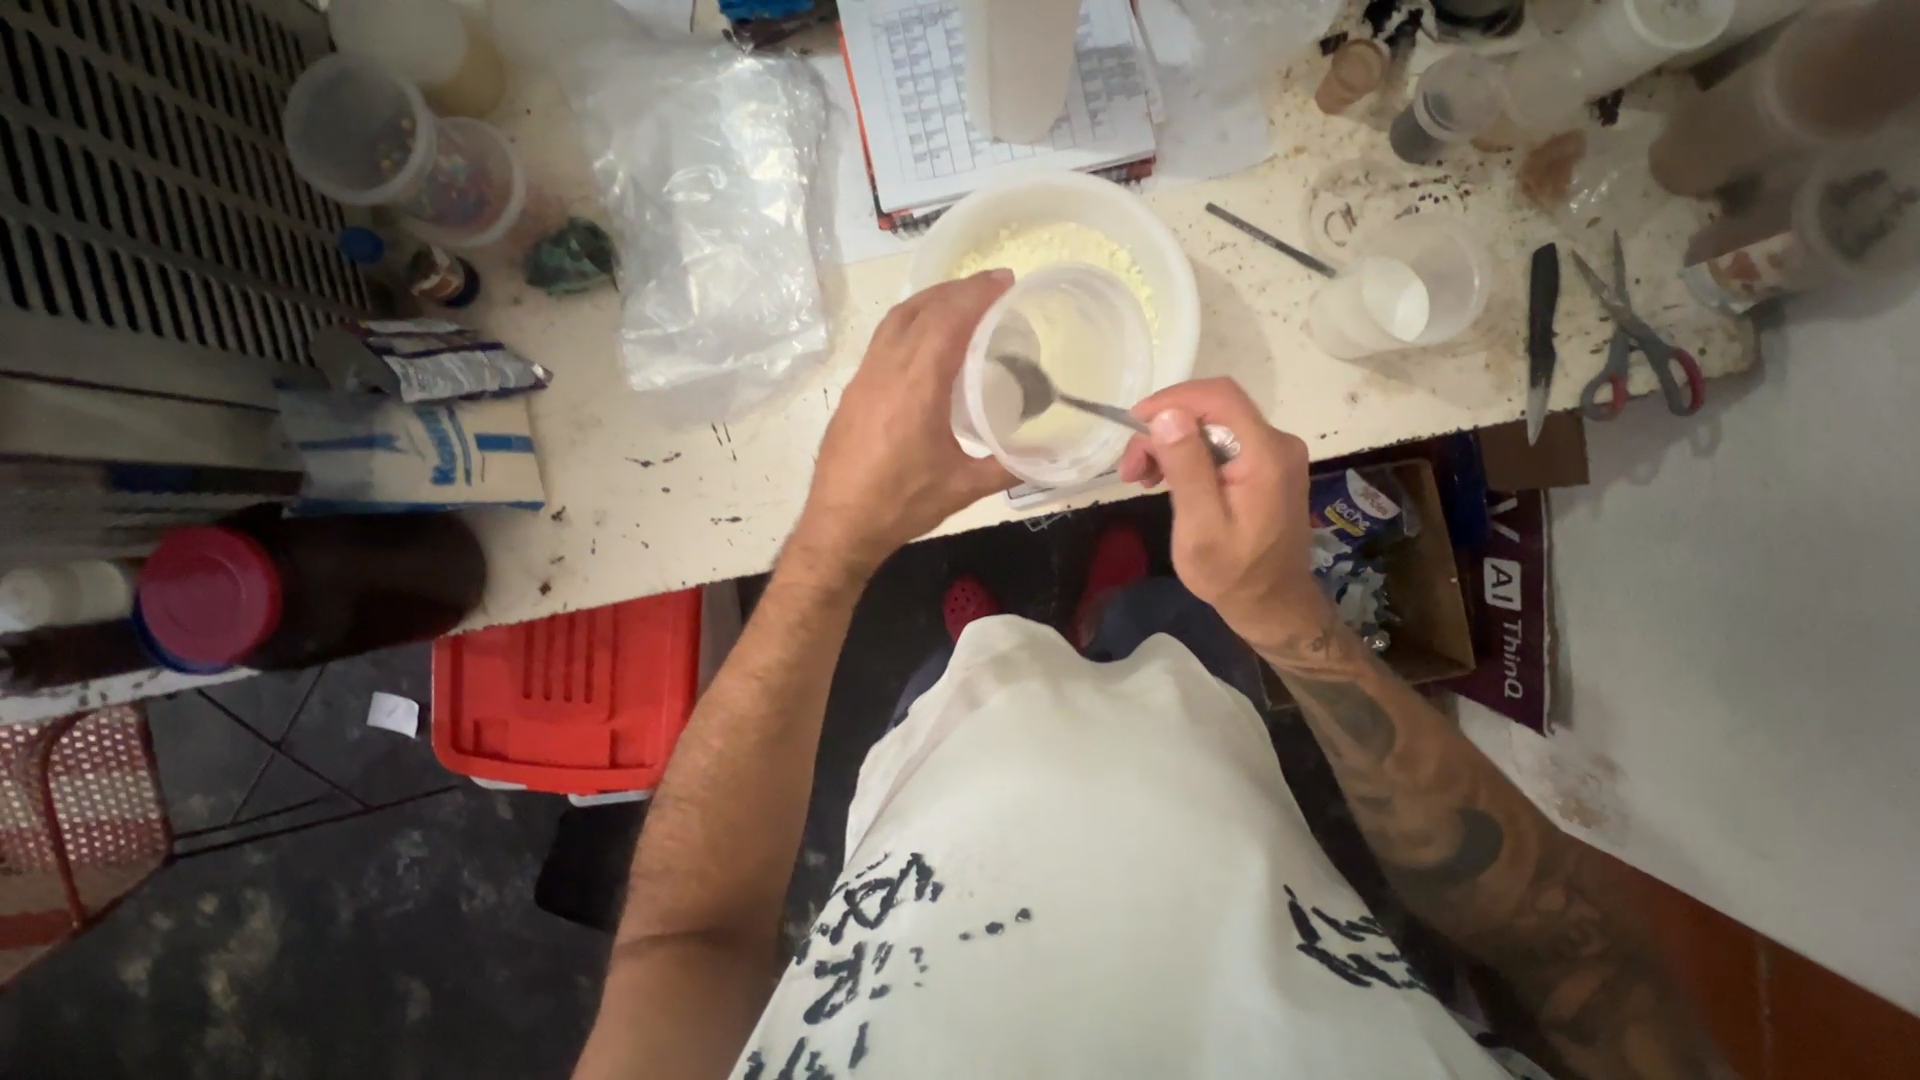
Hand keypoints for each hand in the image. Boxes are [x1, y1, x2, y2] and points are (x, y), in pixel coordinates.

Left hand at [791, 272, 1017, 579]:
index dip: (977, 294)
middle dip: (957, 290)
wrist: (840, 524)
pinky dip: (910, 324)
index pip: (948, 319)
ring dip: (929, 302)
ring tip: (961, 304)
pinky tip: (926, 342)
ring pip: (896, 320)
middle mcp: (886, 370)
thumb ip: (1007, 467)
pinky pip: (883, 340)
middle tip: (991, 288)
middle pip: (921, 309)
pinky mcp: (853, 391)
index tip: (1005, 282)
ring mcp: (864, 378)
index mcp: (917, 386)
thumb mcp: (963, 488)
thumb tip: (1044, 456)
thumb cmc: (901, 505)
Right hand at [1117, 377, 1324, 644]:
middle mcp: (1276, 443)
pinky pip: (1222, 444)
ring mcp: (1273, 454)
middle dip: (1164, 429)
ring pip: (1213, 426)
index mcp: (1265, 454)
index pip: (1219, 396)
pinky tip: (1167, 480)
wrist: (1272, 604)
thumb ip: (1187, 468)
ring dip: (1171, 444)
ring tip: (1141, 478)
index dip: (1172, 400)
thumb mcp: (1201, 526)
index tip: (1134, 425)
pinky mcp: (1266, 467)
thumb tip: (1167, 415)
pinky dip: (1188, 455)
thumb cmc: (1232, 573)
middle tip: (1130, 469)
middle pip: (1212, 410)